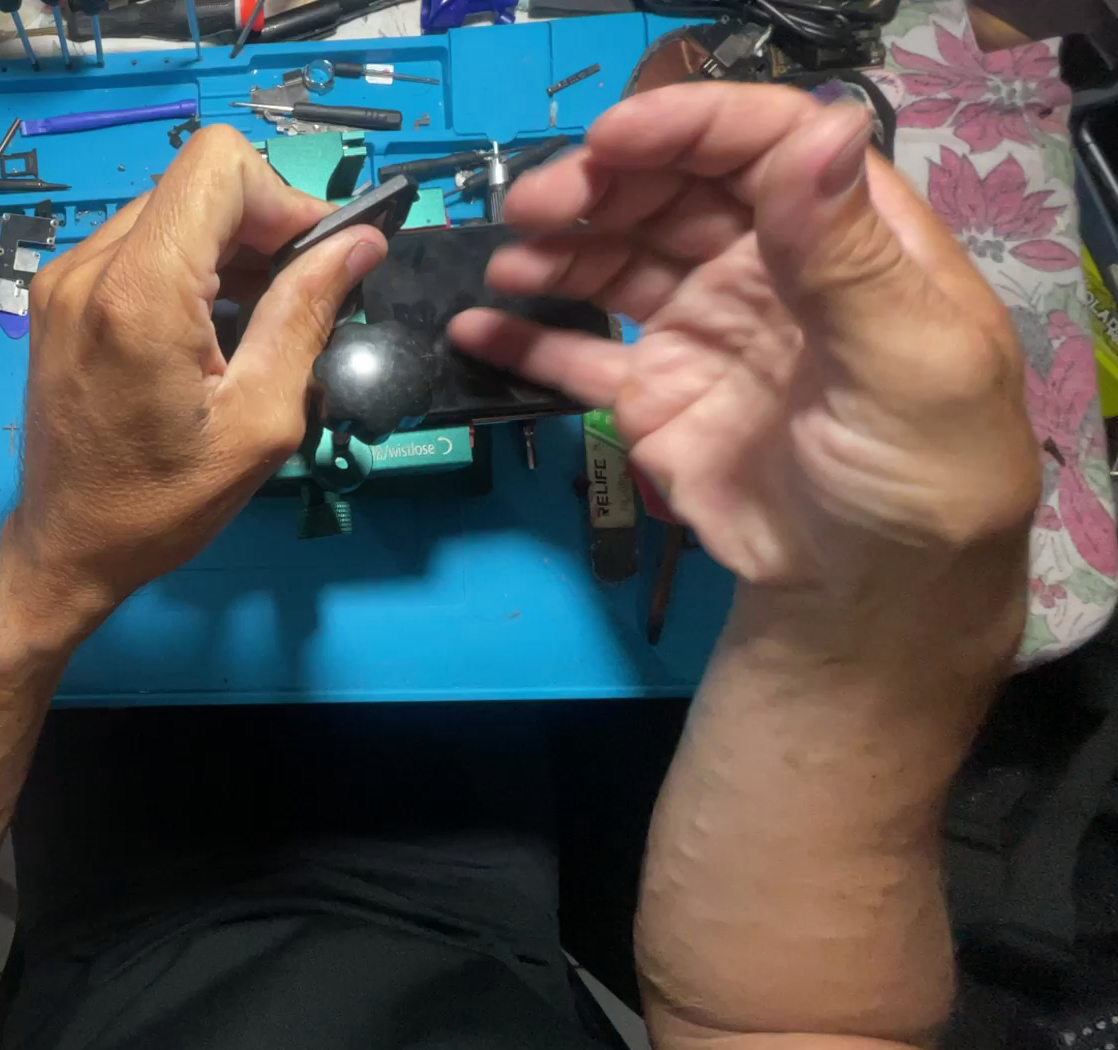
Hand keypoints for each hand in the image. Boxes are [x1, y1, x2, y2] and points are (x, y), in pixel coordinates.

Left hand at [1, 125, 387, 626]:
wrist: (69, 548)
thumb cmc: (162, 505)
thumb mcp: (258, 421)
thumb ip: (306, 316)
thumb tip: (358, 244)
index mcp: (139, 293)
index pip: (219, 165)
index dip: (282, 199)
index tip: (312, 262)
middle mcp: (88, 268)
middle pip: (195, 186)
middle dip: (260, 229)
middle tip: (292, 301)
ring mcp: (63, 283)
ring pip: (167, 214)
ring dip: (223, 253)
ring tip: (249, 325)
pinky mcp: (56, 303)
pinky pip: (135, 250)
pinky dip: (183, 271)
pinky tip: (203, 331)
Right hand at [449, 84, 1038, 618]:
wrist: (847, 579)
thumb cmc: (914, 469)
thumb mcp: (909, 361)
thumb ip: (849, 256)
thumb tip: (815, 133)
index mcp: (834, 239)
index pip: (758, 151)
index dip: (685, 130)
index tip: (608, 140)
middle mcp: (753, 270)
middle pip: (665, 202)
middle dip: (596, 192)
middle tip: (528, 207)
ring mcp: (688, 331)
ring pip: (609, 269)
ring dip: (552, 256)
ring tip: (502, 263)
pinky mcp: (640, 392)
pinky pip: (573, 355)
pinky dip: (522, 341)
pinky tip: (476, 329)